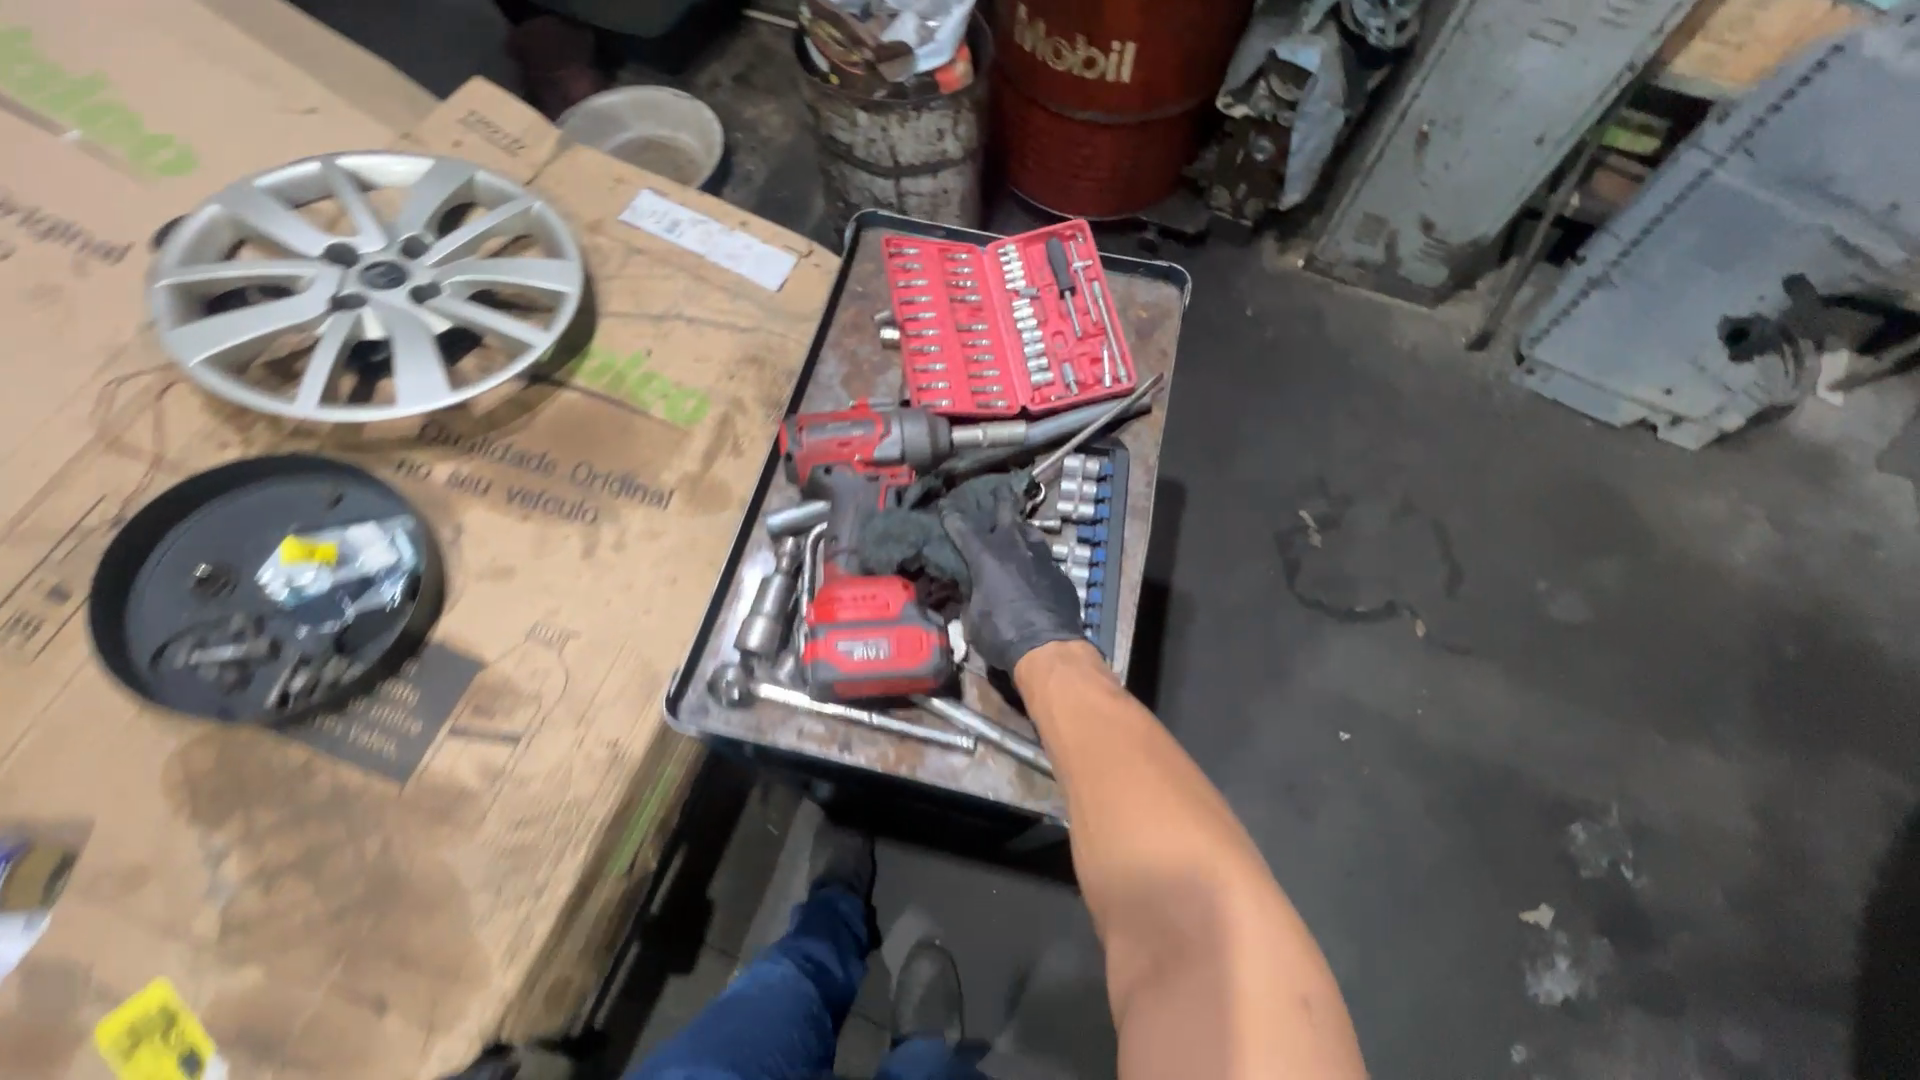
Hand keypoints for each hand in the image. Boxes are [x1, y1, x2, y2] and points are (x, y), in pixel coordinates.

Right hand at [941, 484, 1084, 671]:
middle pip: (1006, 512)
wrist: (1049, 647)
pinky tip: (1035, 565)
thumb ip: (970, 596)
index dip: (951, 516)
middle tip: (999, 489)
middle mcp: (1014, 547)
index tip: (945, 506)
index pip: (963, 528)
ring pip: (1030, 531)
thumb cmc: (1001, 634)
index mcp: (986, 556)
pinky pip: (1045, 558)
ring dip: (1021, 528)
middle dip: (1000, 499)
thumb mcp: (972, 618)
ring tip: (1018, 527)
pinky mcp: (1060, 573)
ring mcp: (1042, 557)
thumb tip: (971, 591)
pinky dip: (1035, 558)